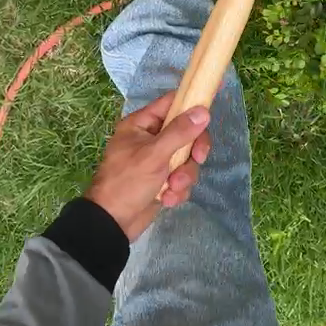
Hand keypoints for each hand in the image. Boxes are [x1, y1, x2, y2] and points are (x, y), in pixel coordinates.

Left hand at [84, 92, 212, 240]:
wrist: (113, 224)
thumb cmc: (127, 182)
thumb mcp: (154, 155)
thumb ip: (179, 132)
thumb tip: (203, 111)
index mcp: (142, 124)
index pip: (172, 103)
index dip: (192, 102)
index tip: (212, 106)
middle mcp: (150, 138)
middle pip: (186, 132)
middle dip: (191, 151)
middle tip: (197, 159)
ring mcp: (157, 160)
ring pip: (186, 158)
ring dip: (184, 175)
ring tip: (172, 188)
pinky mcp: (162, 180)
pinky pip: (181, 177)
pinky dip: (177, 189)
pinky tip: (167, 200)